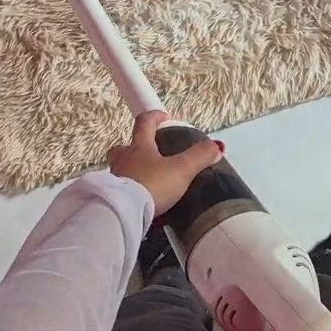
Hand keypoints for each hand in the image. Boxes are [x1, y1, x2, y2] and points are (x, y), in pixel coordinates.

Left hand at [108, 111, 223, 214]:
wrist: (125, 214)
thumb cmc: (152, 185)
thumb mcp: (182, 169)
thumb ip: (200, 156)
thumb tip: (217, 146)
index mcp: (140, 147)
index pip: (145, 122)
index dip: (155, 116)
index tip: (166, 117)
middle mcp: (124, 160)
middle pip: (123, 147)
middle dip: (135, 146)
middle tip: (151, 153)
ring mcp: (116, 179)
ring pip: (121, 168)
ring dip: (132, 170)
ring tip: (149, 179)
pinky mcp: (113, 198)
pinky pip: (121, 190)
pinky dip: (131, 191)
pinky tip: (142, 200)